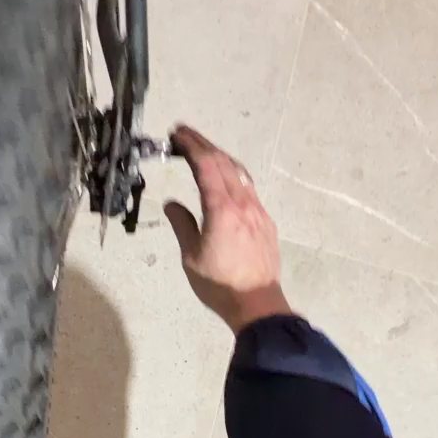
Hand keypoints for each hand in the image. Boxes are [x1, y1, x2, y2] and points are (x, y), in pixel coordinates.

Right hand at [164, 125, 292, 332]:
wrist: (257, 303)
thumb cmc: (219, 285)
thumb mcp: (191, 256)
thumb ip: (182, 225)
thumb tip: (172, 203)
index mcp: (221, 209)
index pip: (206, 165)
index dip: (192, 145)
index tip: (177, 134)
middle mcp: (242, 204)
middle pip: (224, 163)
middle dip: (204, 144)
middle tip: (185, 135)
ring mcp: (257, 211)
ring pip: (240, 173)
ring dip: (221, 157)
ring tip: (204, 151)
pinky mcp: (265, 222)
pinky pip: (248, 189)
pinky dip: (233, 175)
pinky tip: (226, 179)